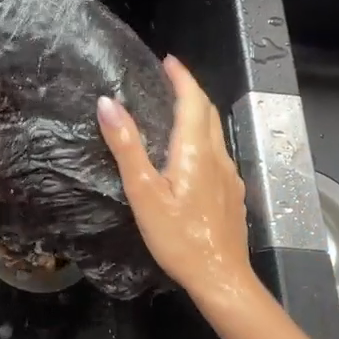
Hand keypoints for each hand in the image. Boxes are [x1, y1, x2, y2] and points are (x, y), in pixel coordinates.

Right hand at [96, 57, 259, 301]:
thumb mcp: (143, 192)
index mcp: (196, 151)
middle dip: (189, 90)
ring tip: (173, 109)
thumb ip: (126, 146)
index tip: (167, 60)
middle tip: (167, 79)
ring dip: (196, 113)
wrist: (220, 278)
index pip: (193, 100)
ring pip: (215, 132)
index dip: (181, 77)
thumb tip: (107, 103)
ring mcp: (229, 176)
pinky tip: (189, 154)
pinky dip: (202, 137)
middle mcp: (218, 156)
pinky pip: (217, 153)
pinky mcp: (231, 194)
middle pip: (208, 112)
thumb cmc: (178, 237)